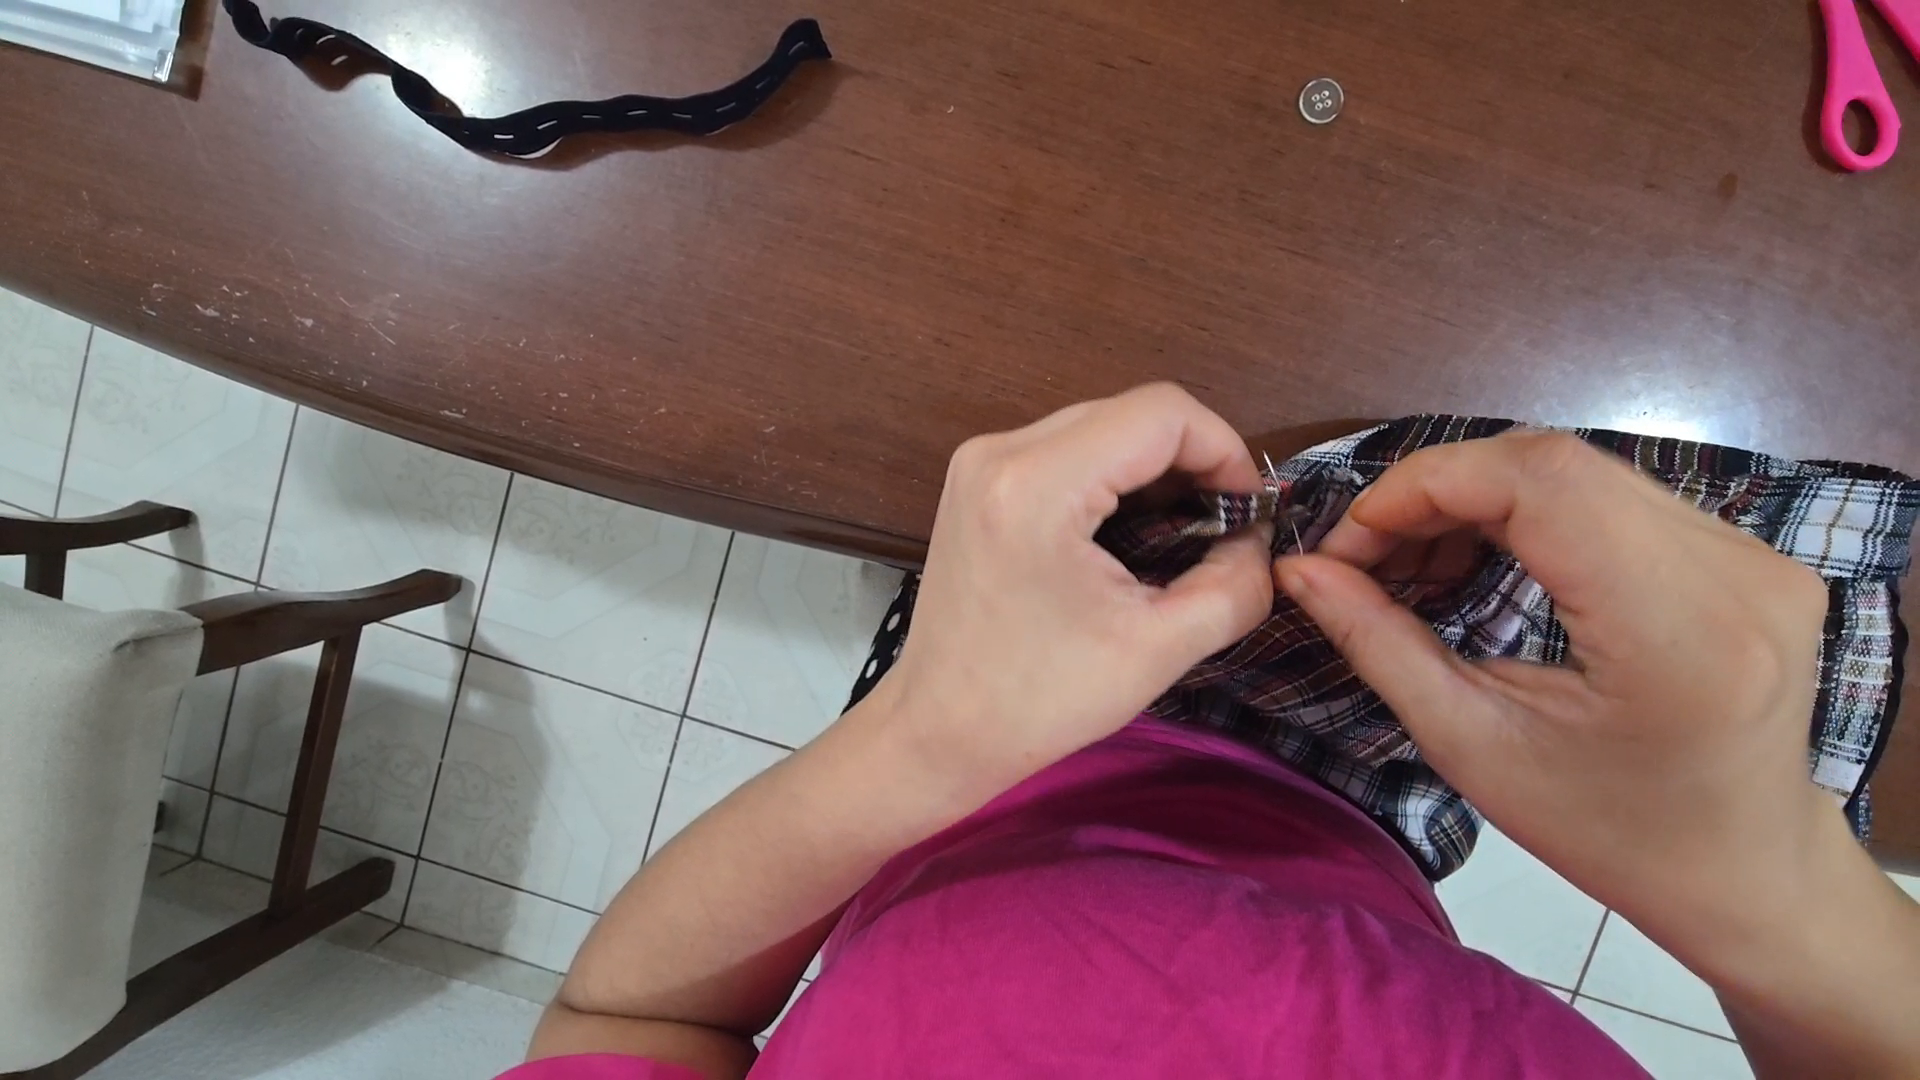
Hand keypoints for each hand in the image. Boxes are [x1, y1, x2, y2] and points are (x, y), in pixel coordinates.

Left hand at [875, 383, 1273, 790]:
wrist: (939, 726)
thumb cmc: (1039, 701)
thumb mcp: (1158, 650)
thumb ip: (1235, 586)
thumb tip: (1257, 540)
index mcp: (1037, 485)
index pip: (1160, 413)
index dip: (1223, 449)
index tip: (1245, 510)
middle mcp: (998, 452)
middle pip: (1128, 413)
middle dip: (1190, 458)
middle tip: (1219, 523)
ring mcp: (979, 461)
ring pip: (1097, 425)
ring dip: (1150, 467)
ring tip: (1179, 529)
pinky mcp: (975, 479)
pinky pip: (1063, 448)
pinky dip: (1109, 474)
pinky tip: (1127, 526)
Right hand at [1273, 432, 1856, 971]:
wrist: (1742, 868)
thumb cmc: (1598, 828)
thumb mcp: (1464, 740)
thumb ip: (1375, 640)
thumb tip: (1295, 568)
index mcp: (1676, 628)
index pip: (1537, 482)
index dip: (1421, 487)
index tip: (1348, 542)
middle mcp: (1730, 566)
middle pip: (1546, 462)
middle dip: (1428, 493)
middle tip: (1364, 554)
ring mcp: (1742, 549)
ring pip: (1564, 467)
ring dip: (1461, 499)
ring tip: (1410, 561)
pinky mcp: (1731, 548)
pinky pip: (1592, 490)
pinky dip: (1505, 510)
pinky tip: (1468, 557)